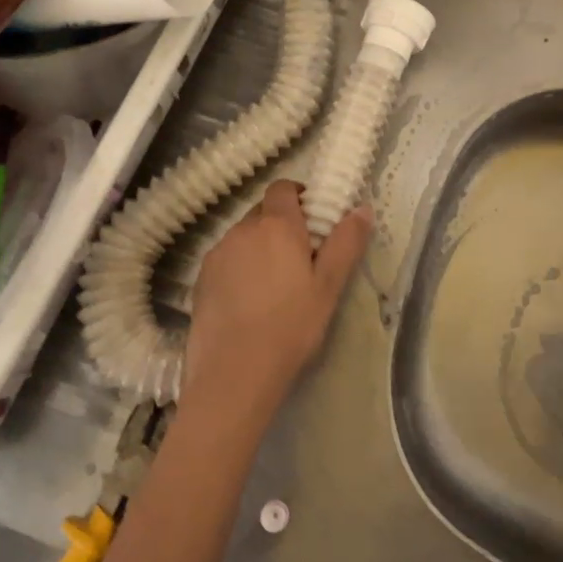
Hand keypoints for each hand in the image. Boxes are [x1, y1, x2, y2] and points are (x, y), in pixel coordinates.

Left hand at [185, 180, 370, 415]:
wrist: (235, 373)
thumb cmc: (291, 326)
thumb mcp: (329, 286)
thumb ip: (346, 242)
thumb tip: (362, 208)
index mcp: (277, 225)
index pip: (283, 188)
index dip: (299, 197)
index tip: (314, 220)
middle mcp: (243, 230)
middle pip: (263, 212)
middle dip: (282, 224)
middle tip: (301, 257)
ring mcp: (218, 254)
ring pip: (243, 236)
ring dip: (259, 247)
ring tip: (275, 284)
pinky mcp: (201, 279)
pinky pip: (227, 260)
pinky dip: (240, 268)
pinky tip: (250, 301)